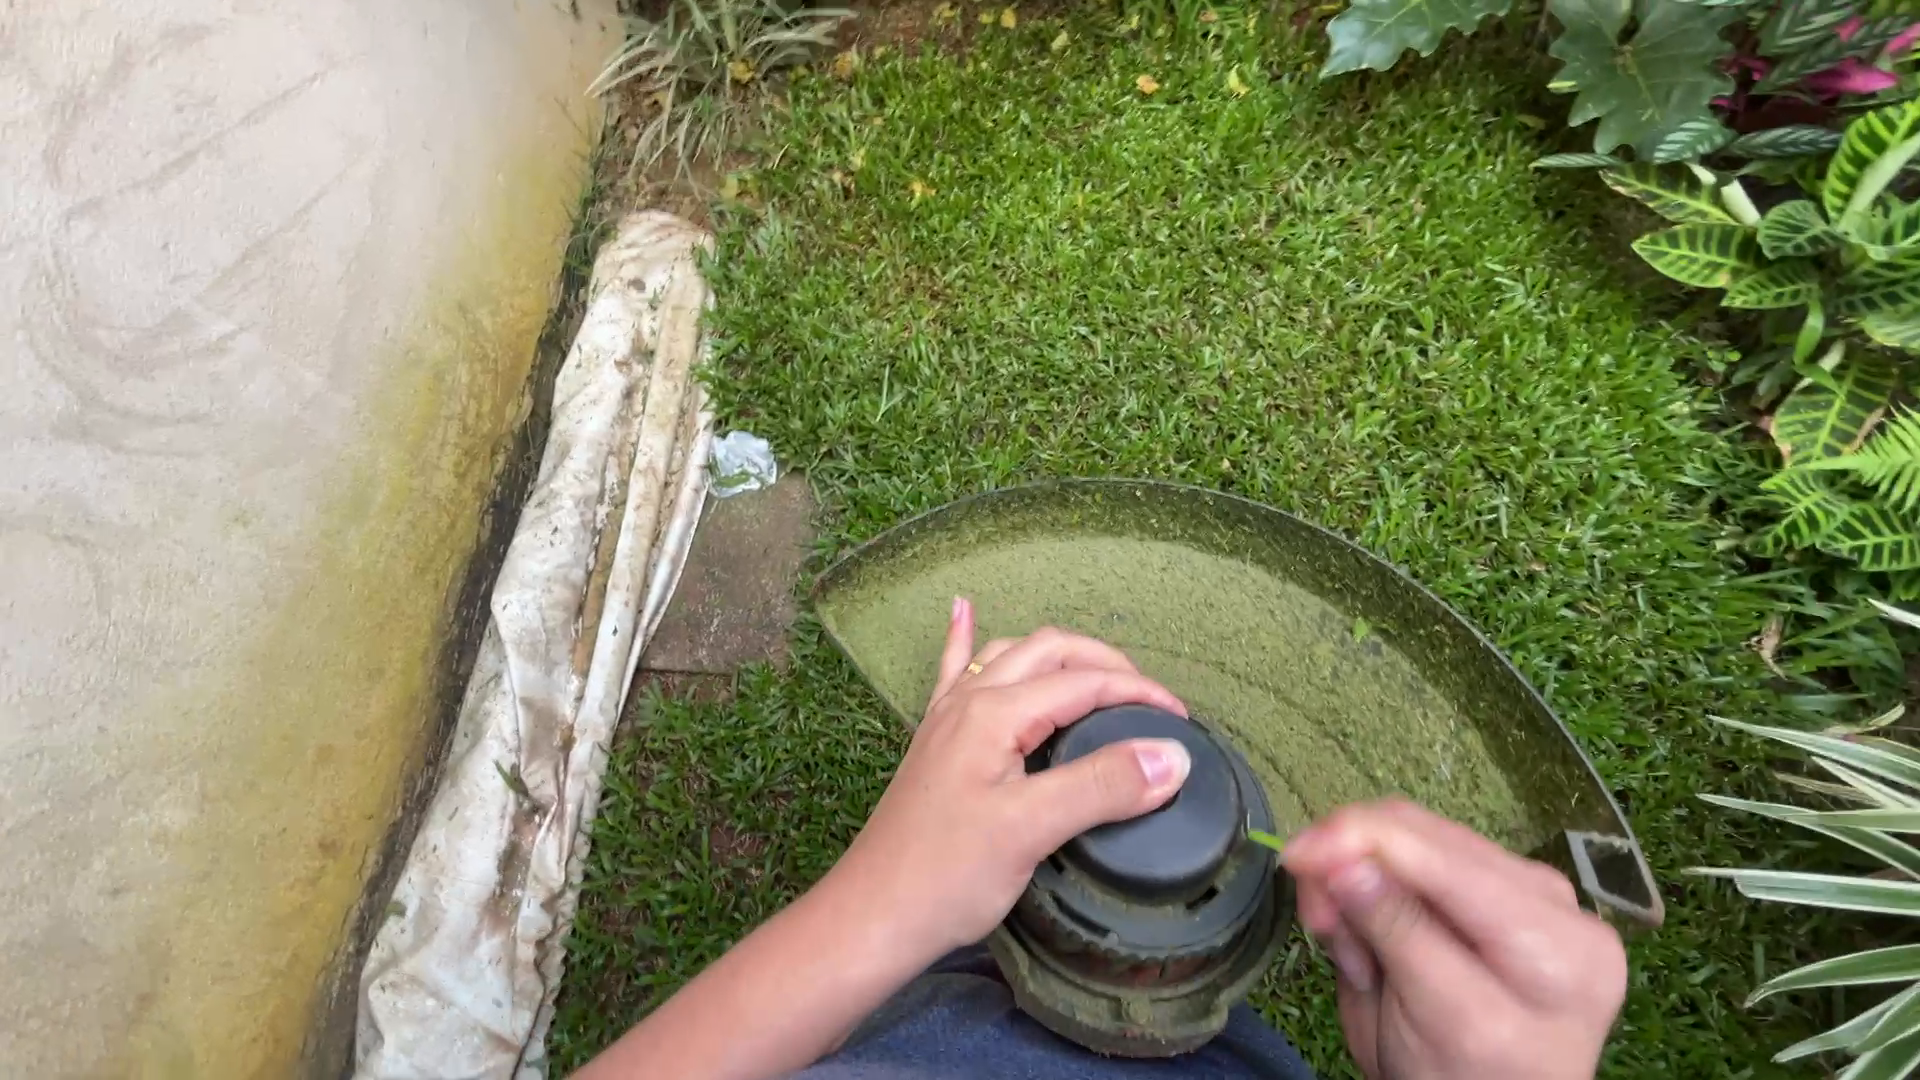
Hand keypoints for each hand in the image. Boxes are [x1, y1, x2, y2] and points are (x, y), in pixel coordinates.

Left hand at [825, 598, 1194, 964]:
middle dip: (1102, 663)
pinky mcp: (934, 736)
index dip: (1137, 692)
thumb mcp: (1032, 829)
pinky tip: (962, 608)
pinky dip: (964, 635)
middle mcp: (969, 698)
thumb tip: (1173, 755)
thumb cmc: (948, 874)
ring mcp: (946, 714)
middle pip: (1047, 651)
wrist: (872, 914)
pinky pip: (954, 669)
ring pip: (1008, 656)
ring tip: (1093, 668)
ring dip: (1054, 654)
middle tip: (1147, 699)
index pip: (1081, 682)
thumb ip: (1102, 785)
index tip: (1181, 719)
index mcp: (994, 711)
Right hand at [1284, 800, 1626, 1079]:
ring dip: (1346, 877)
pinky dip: (1355, 880)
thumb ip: (1400, 933)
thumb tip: (1341, 862)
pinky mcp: (1466, 869)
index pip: (1442, 856)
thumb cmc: (1466, 1076)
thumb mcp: (1443, 1020)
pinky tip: (1364, 932)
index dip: (1357, 840)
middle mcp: (1536, 889)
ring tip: (1346, 944)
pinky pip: (1389, 844)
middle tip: (1316, 922)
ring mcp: (1503, 874)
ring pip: (1391, 829)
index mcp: (1552, 934)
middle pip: (1411, 831)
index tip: (1291, 858)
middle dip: (1344, 865)